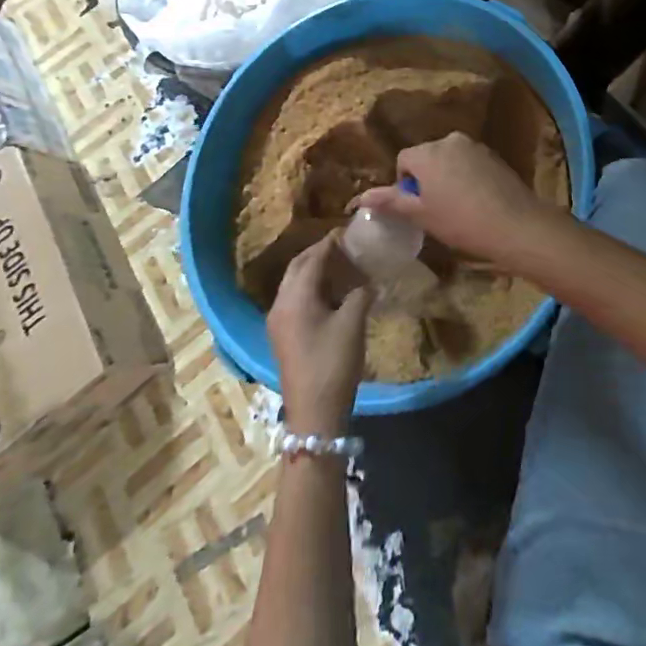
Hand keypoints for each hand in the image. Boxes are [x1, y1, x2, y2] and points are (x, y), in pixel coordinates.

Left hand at [267, 231, 373, 435]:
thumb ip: (360, 294)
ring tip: (339, 267)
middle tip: (342, 247)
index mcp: (295, 296)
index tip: (347, 232)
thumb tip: (367, 282)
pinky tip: (329, 294)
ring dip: (313, 271)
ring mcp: (278, 321)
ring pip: (293, 284)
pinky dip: (309, 288)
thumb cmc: (333, 363)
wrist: (314, 413)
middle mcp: (280, 303)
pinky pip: (293, 300)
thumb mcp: (352, 324)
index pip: (312, 259)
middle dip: (317, 254)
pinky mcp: (282, 336)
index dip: (329, 244)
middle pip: (297, 267)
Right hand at [350, 132, 569, 267]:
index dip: (405, 184)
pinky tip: (477, 202)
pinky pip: (470, 164)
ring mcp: (475, 147)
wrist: (515, 224)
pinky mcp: (495, 156)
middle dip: (427, 178)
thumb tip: (361, 197)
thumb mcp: (420, 215)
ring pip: (450, 160)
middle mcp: (449, 140)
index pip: (403, 160)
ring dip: (448, 177)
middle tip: (436, 209)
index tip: (417, 207)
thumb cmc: (460, 221)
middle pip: (427, 157)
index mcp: (427, 152)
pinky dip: (467, 178)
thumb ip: (390, 201)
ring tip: (458, 207)